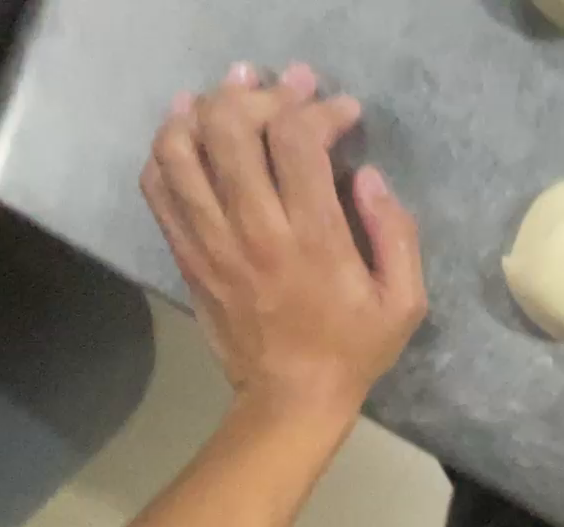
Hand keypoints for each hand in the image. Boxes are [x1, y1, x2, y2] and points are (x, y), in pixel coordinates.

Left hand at [141, 63, 426, 420]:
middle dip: (261, 93)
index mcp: (315, 241)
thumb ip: (396, 235)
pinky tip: (188, 133)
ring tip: (230, 98)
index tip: (340, 111)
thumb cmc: (354, 351)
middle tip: (284, 89)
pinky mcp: (187, 254)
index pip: (299, 141)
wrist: (292, 399)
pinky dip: (168, 146)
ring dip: (206, 107)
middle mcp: (256, 230)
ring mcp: (212, 241)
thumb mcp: (404, 304)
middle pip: (233, 127)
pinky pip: (159, 183)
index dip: (319, 110)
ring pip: (184, 145)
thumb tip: (368, 177)